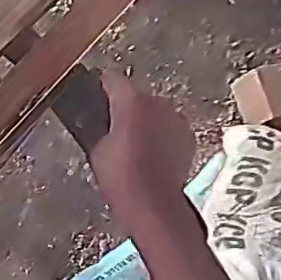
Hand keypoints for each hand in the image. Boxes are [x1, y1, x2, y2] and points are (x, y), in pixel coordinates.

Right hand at [86, 68, 195, 229]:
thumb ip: (98, 127)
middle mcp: (157, 102)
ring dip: (144, 120)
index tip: (93, 88)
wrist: (152, 201)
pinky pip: (169, 127)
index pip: (112, 78)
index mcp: (130, 102)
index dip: (100, 83)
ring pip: (155, 111)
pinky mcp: (188, 134)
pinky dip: (160, 134)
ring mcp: (176, 118)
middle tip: (111, 127)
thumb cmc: (119, 175)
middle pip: (136, 96)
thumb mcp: (96, 149)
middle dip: (125, 107)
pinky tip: (151, 153)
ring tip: (132, 143)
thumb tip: (97, 120)